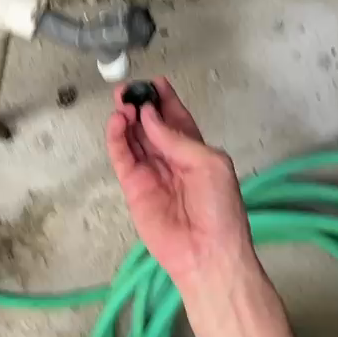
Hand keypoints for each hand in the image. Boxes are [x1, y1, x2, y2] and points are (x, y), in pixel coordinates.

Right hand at [104, 78, 257, 290]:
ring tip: (121, 103)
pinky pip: (122, 157)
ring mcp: (151, 173)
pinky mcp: (133, 187)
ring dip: (126, 119)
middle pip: (150, 126)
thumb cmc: (220, 211)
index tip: (154, 83)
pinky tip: (117, 122)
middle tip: (128, 90)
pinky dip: (117, 139)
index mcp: (195, 153)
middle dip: (140, 106)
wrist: (206, 253)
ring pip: (133, 139)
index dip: (165, 101)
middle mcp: (171, 160)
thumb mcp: (210, 164)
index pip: (176, 120)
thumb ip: (178, 139)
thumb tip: (149, 118)